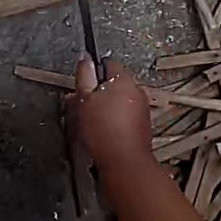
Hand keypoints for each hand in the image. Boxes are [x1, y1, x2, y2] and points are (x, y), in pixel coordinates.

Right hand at [71, 54, 154, 170]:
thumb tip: (85, 58)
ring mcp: (141, 110)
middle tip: (79, 105)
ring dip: (102, 108)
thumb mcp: (85, 97)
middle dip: (95, 93)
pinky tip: (99, 132)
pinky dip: (112, 121)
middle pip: (113, 84)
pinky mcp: (141, 126)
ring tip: (86, 122)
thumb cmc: (103, 129)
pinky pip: (123, 117)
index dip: (93, 72)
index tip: (82, 83)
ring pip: (117, 102)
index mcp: (124, 80)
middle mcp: (137, 91)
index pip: (108, 64)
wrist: (123, 162)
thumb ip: (84, 75)